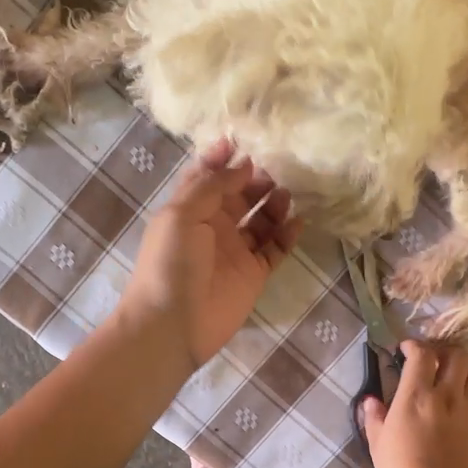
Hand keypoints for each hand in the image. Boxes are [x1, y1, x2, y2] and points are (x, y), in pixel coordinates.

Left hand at [115, 139, 301, 368]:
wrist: (173, 324)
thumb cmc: (170, 264)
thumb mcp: (181, 213)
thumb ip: (211, 185)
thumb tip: (242, 164)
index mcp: (189, 209)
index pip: (209, 177)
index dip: (224, 160)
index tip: (244, 142)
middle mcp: (213, 228)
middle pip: (240, 196)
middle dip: (256, 180)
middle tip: (275, 169)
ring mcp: (235, 252)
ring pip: (261, 221)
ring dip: (274, 204)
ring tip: (286, 193)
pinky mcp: (253, 275)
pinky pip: (275, 250)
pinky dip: (287, 235)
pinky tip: (297, 221)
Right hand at [361, 340, 467, 467]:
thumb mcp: (377, 444)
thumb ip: (374, 417)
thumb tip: (371, 401)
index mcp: (416, 396)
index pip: (422, 354)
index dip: (413, 345)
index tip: (404, 348)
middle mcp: (445, 395)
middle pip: (456, 354)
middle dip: (443, 349)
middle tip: (431, 356)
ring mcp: (465, 408)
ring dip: (465, 364)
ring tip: (452, 371)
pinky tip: (456, 398)